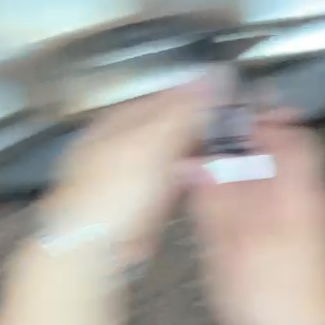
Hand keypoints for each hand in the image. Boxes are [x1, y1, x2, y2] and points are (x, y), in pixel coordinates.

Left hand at [44, 75, 218, 264]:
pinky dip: (188, 181)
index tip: (227, 99)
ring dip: (196, 156)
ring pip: (170, 157)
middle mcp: (118, 146)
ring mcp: (126, 178)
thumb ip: (186, 110)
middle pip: (166, 128)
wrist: (92, 251)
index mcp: (114, 123)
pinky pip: (169, 185)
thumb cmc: (115, 192)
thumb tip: (216, 73)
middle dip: (198, 128)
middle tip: (232, 130)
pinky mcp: (137, 206)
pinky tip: (205, 181)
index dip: (196, 96)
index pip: (162, 98)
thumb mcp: (153, 142)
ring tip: (225, 156)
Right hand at [187, 120, 324, 324]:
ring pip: (292, 178)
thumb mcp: (229, 252)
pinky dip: (269, 199)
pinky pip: (294, 203)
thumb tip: (196, 163)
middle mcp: (317, 199)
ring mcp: (323, 222)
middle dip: (256, 144)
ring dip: (261, 172)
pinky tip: (244, 219)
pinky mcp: (320, 244)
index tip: (233, 116)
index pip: (290, 132)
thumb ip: (214, 202)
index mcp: (297, 192)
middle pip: (291, 152)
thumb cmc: (276, 303)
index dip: (262, 117)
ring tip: (226, 183)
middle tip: (223, 148)